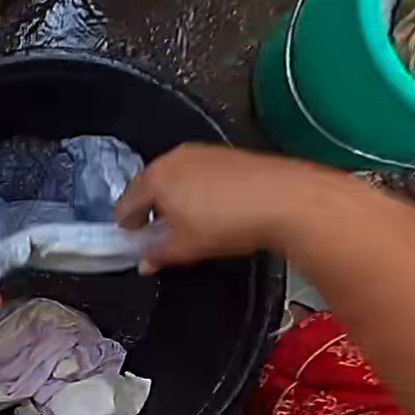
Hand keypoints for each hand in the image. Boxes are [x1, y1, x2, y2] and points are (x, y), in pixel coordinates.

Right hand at [112, 144, 338, 271]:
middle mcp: (173, 159)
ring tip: (191, 224)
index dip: (128, 228)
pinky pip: (199, 174)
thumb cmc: (230, 220)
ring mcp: (202, 153)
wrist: (290, 200)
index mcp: (154, 179)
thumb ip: (157, 254)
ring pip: (174, 180)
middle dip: (150, 212)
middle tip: (161, 236)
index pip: (125, 206)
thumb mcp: (185, 247)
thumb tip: (145, 261)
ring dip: (174, 200)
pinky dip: (198, 191)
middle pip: (148, 189)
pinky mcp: (227, 154)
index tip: (135, 243)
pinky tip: (214, 210)